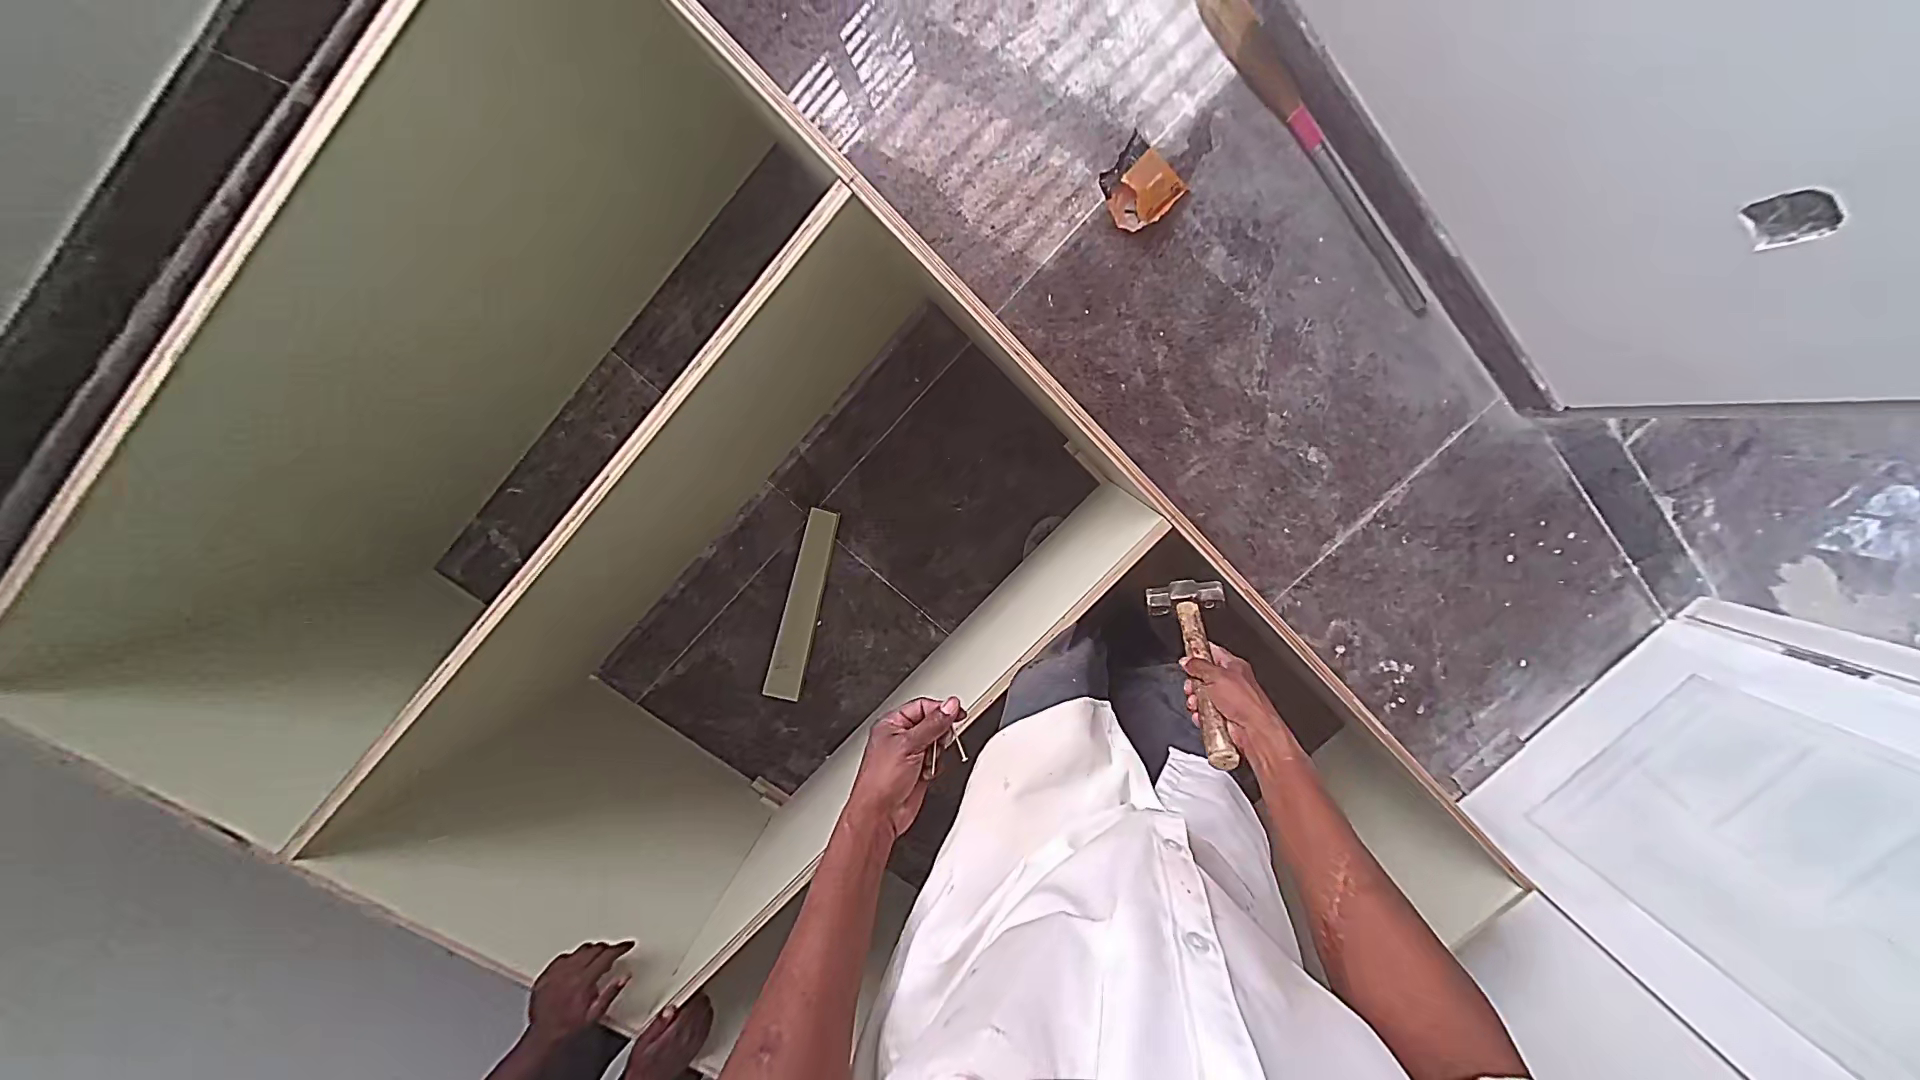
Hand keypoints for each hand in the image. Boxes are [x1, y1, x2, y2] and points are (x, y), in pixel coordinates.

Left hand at [526, 941, 632, 1047]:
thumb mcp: (595, 1014)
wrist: (542, 1039)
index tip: (627, 945)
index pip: (607, 955)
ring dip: (591, 952)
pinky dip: (572, 958)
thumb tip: (625, 976)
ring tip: (596, 960)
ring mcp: (554, 974)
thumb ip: (611, 993)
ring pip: (579, 951)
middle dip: (607, 949)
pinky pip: (562, 958)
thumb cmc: (568, 1029)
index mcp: (583, 981)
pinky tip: (575, 965)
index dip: (620, 948)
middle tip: (612, 955)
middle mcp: (568, 974)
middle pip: (594, 949)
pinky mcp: (544, 977)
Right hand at [625, 993, 714, 1079]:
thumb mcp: (643, 1042)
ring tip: (693, 1004)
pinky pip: (707, 1027)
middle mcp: (690, 1037)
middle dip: (699, 998)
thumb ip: (657, 1023)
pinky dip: (705, 1019)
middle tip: (691, 995)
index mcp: (678, 1032)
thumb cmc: (643, 1066)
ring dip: (703, 1007)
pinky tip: (697, 1018)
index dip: (694, 992)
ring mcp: (695, 1043)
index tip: (690, 989)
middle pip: (705, 1006)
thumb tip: (670, 1008)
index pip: (696, 1003)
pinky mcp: (696, 1049)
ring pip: (708, 1015)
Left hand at [845, 696, 962, 840]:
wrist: (880, 814)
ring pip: (938, 743)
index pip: (922, 706)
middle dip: (938, 734)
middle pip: (933, 724)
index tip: (957, 713)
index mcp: (892, 723)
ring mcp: (910, 753)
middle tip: (936, 742)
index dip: (940, 709)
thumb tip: (950, 706)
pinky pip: (938, 760)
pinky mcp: (919, 769)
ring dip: (936, 753)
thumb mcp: (909, 744)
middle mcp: (900, 736)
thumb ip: (933, 724)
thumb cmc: (880, 780)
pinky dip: (935, 767)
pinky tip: (924, 773)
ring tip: (925, 761)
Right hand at [1181, 644, 1294, 756]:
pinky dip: (1200, 714)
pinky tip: (1201, 715)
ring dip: (1195, 700)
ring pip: (1202, 695)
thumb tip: (1187, 661)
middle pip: (1204, 676)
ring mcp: (1228, 700)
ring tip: (1196, 703)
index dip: (1198, 653)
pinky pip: (1205, 712)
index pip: (1213, 652)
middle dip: (1193, 682)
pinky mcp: (1224, 716)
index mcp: (1234, 666)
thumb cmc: (1245, 702)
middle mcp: (1232, 682)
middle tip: (1191, 686)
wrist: (1255, 731)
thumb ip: (1199, 666)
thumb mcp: (1216, 676)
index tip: (1187, 657)